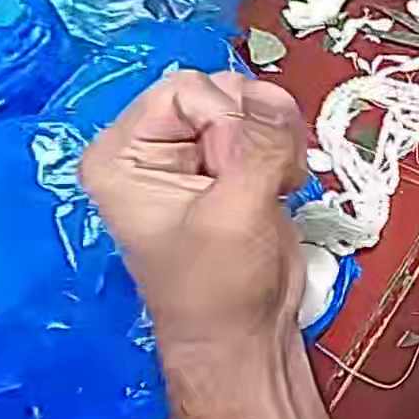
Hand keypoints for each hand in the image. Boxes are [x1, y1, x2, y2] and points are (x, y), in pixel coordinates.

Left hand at [80, 71, 309, 347]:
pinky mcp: (240, 166)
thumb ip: (256, 150)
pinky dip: (291, 151)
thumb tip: (275, 98)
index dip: (229, 121)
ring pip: (257, 107)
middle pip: (226, 92)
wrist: (247, 328)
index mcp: (126, 153)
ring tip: (276, 183)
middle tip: (264, 175)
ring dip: (282, 140)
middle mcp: (160, 147)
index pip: (189, 90)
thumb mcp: (232, 215)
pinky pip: (275, 130)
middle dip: (260, 128)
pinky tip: (284, 184)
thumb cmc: (217, 285)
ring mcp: (203, 155)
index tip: (240, 168)